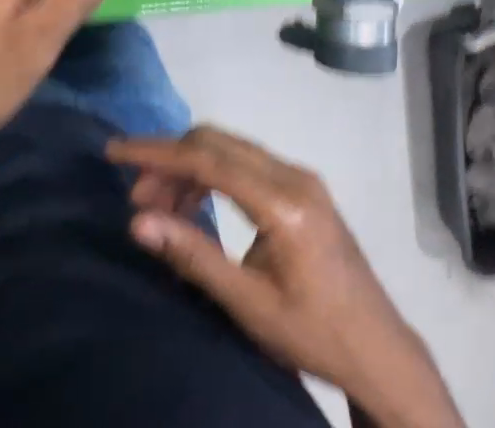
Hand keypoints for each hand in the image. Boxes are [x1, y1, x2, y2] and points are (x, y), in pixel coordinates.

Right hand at [109, 128, 463, 427]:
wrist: (380, 352)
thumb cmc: (313, 333)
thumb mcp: (248, 302)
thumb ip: (192, 256)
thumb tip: (137, 222)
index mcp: (284, 204)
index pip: (206, 159)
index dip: (155, 153)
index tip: (114, 153)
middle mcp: (295, 178)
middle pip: (214, 142)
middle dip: (167, 161)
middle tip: (138, 199)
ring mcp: (303, 180)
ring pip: (228, 149)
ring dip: (187, 168)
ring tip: (159, 208)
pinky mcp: (303, 189)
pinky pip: (244, 163)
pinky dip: (210, 175)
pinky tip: (194, 206)